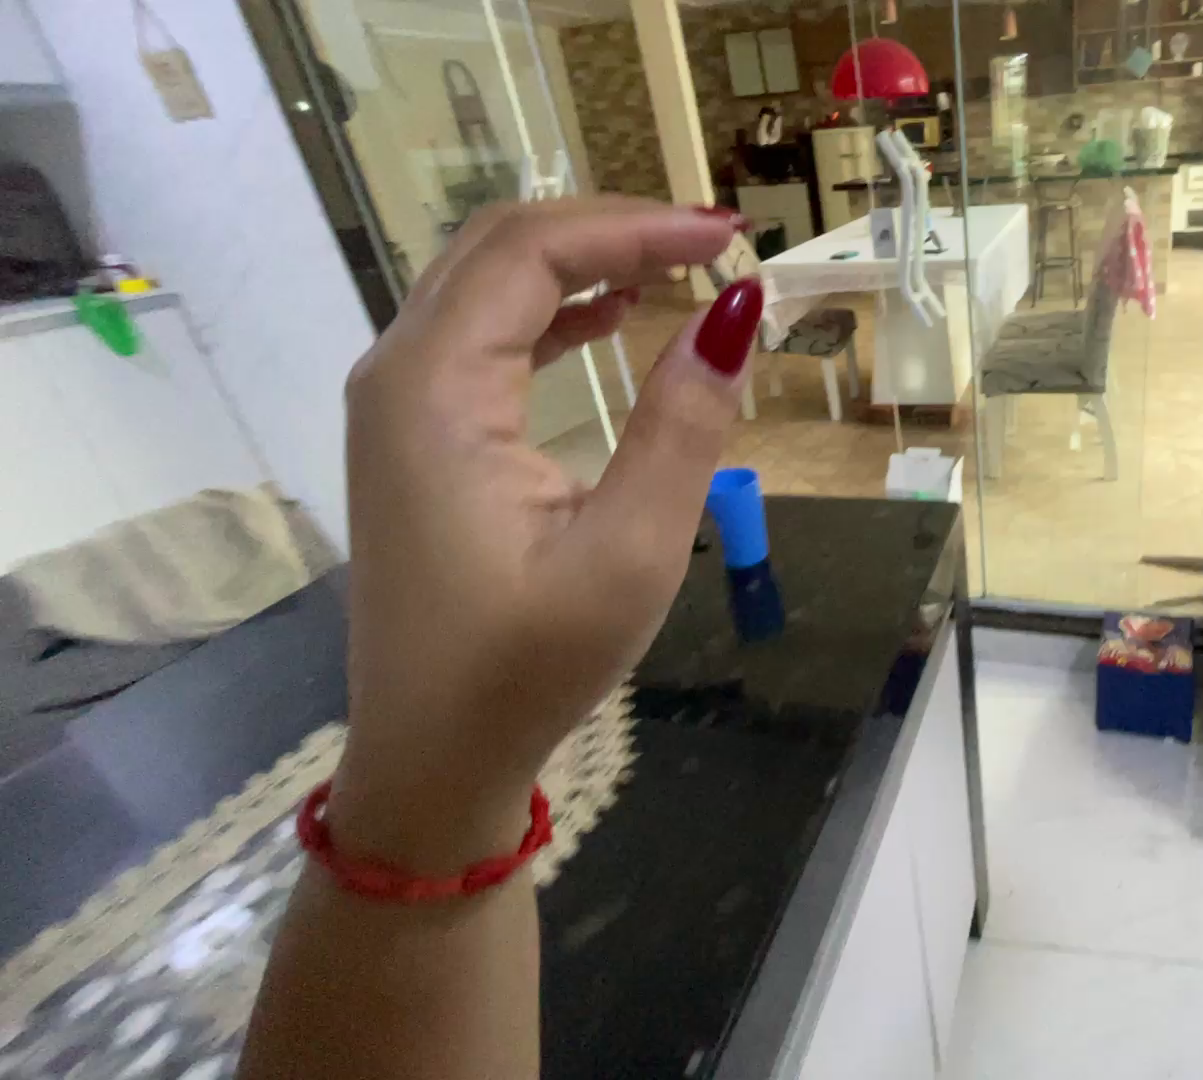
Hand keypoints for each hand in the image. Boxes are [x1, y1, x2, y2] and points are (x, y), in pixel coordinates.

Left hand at [327, 198, 760, 869]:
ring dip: (588, 264)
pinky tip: (612, 317)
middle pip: (502, 250)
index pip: (532, 253)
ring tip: (679, 266)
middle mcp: (402, 376)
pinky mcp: (426, 441)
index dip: (636, 228)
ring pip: (492, 288)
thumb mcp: (631, 549)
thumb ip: (683, 426)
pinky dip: (558, 313)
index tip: (729, 237)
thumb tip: (737, 315)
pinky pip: (490, 340)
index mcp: (436, 392)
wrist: (439, 752)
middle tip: (715, 242)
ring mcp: (405, 408)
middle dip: (613, 231)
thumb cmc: (533, 663)